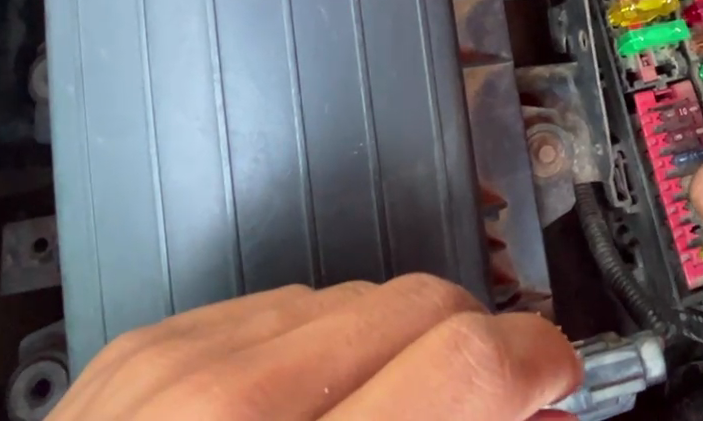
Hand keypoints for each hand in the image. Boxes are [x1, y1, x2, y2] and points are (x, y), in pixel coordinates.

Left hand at [48, 274, 581, 420]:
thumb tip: (524, 408)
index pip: (459, 361)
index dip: (535, 361)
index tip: (555, 378)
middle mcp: (227, 405)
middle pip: (419, 303)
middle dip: (469, 348)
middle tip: (475, 407)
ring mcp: (176, 361)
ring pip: (360, 294)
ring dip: (393, 348)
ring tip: (375, 415)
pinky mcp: (147, 343)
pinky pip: (287, 303)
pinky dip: (322, 346)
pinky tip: (300, 408)